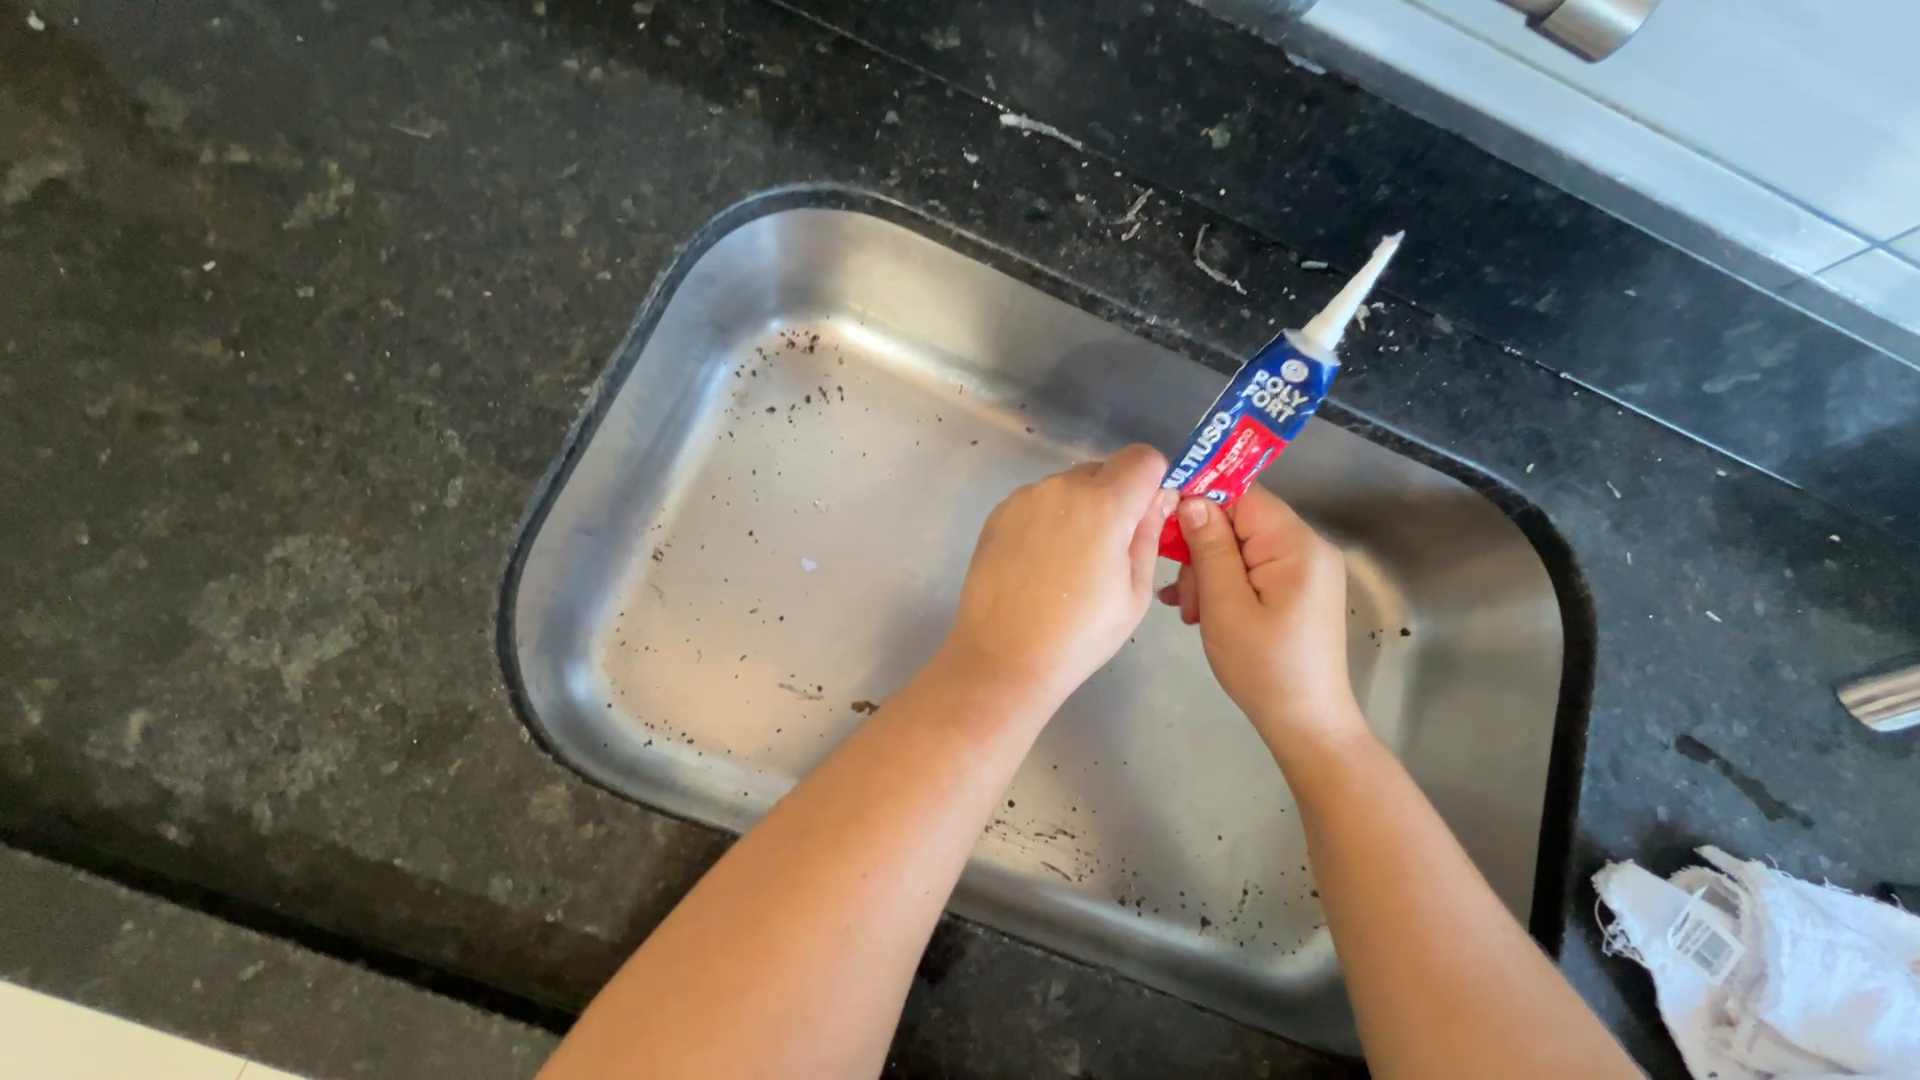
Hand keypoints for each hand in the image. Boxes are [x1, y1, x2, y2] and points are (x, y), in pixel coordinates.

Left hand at [941, 444, 1176, 706]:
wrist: (1003, 658)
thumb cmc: (1079, 635)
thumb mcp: (1134, 593)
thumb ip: (1149, 536)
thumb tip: (1159, 499)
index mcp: (1104, 504)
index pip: (1143, 457)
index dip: (1153, 480)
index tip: (1148, 515)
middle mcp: (1062, 488)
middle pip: (1104, 470)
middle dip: (1116, 498)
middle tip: (1109, 549)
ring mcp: (1024, 498)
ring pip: (1068, 487)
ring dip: (1080, 509)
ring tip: (1069, 563)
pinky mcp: (998, 514)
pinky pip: (1038, 502)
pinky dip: (1048, 520)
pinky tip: (1040, 564)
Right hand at [1157, 485, 1366, 751]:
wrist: (1305, 723)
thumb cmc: (1263, 667)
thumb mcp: (1225, 606)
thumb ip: (1210, 549)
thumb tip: (1193, 501)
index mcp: (1296, 545)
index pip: (1243, 496)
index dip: (1201, 504)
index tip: (1165, 529)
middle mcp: (1308, 548)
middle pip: (1240, 522)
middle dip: (1202, 550)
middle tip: (1183, 595)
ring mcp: (1305, 570)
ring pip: (1241, 547)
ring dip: (1208, 573)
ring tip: (1191, 612)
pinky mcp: (1297, 589)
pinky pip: (1252, 569)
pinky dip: (1224, 584)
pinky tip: (1200, 611)